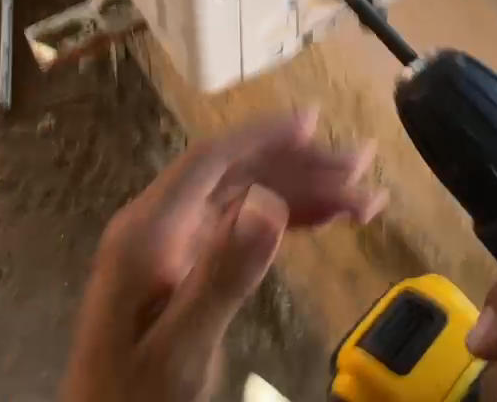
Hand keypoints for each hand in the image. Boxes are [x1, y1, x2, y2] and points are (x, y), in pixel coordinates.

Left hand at [61, 111, 384, 401]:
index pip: (211, 160)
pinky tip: (319, 221)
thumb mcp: (182, 347)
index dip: (264, 136)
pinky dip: (280, 220)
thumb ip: (222, 277)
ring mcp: (170, 243)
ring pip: (242, 198)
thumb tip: (268, 204)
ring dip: (298, 193)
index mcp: (150, 228)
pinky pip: (236, 227)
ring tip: (359, 198)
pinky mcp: (182, 265)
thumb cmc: (136, 397)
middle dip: (298, 166)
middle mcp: (159, 223)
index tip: (315, 123)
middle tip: (360, 166)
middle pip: (235, 175)